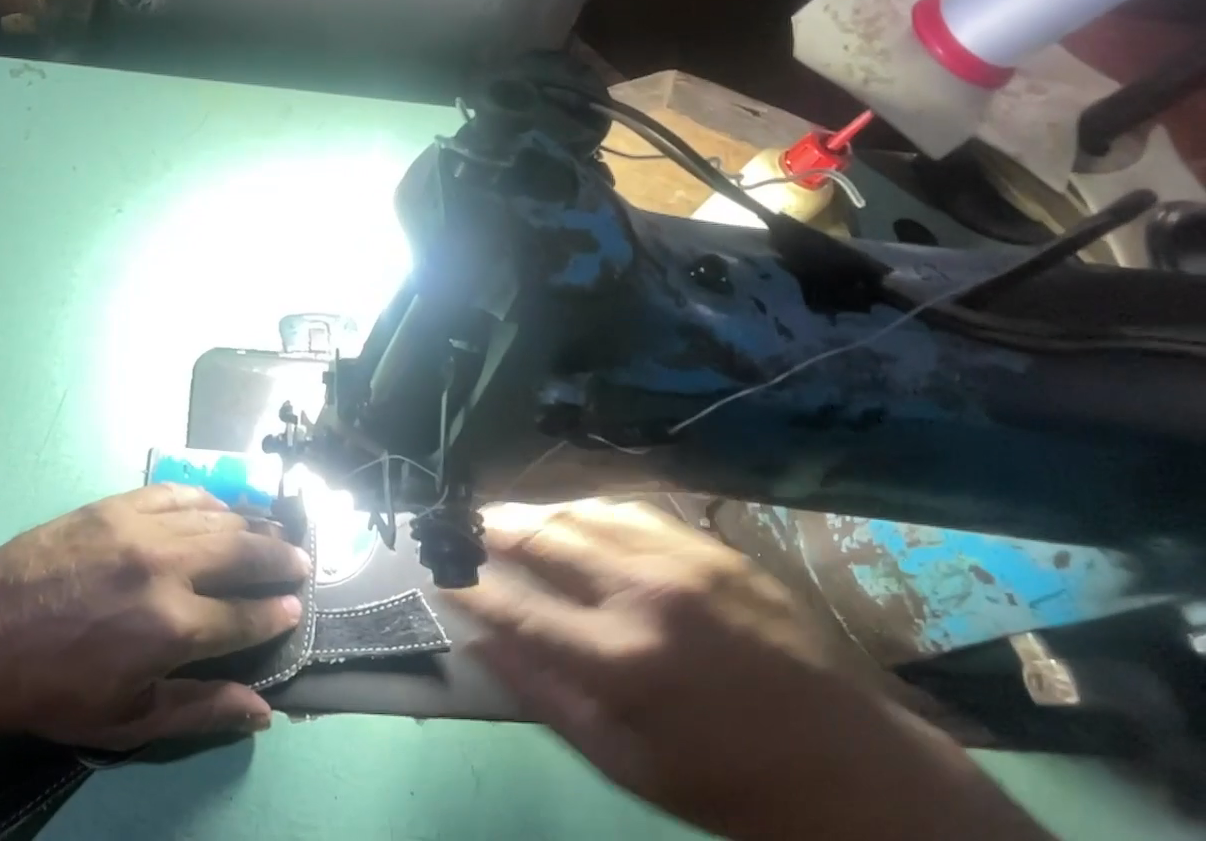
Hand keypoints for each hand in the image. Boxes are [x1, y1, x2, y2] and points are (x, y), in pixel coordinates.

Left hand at [0, 484, 309, 749]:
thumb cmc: (51, 692)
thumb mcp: (127, 721)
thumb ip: (201, 709)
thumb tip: (265, 710)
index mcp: (172, 627)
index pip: (247, 614)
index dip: (277, 612)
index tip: (295, 607)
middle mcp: (165, 567)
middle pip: (244, 552)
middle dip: (280, 557)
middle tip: (301, 561)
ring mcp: (137, 528)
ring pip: (215, 516)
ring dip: (252, 523)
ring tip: (272, 530)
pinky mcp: (111, 506)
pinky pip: (173, 492)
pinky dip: (206, 498)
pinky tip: (219, 505)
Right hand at [447, 500, 1050, 840]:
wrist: (849, 765)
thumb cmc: (722, 779)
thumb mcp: (620, 760)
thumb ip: (541, 695)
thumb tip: (474, 643)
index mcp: (621, 661)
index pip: (516, 608)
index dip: (468, 587)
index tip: (437, 574)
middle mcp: (646, 594)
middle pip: (543, 540)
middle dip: (489, 530)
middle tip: (456, 527)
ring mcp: (685, 561)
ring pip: (583, 511)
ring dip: (533, 512)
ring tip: (502, 517)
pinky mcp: (715, 547)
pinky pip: (631, 509)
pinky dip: (585, 508)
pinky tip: (568, 516)